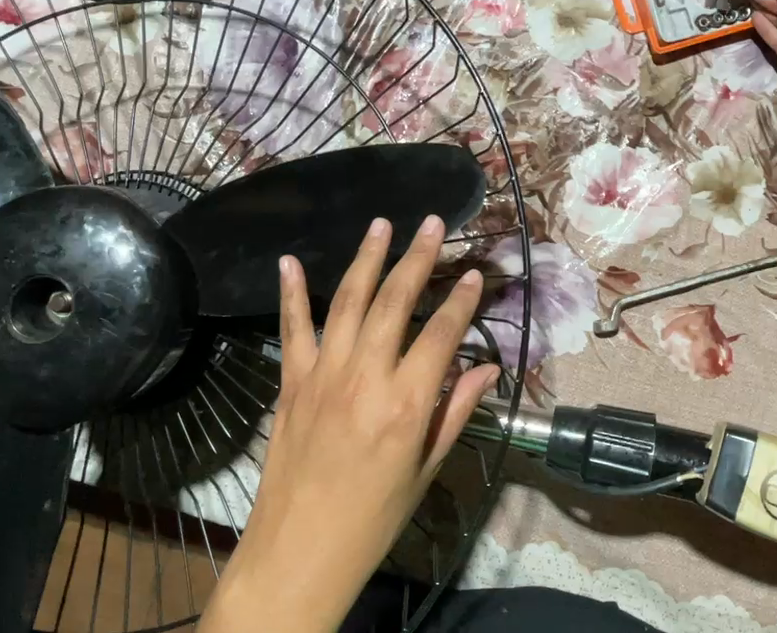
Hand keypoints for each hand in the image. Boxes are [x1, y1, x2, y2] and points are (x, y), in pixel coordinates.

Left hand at [203, 216, 498, 632]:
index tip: (476, 273)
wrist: (298, 553)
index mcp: (405, 404)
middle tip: (431, 224)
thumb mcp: (426, 469)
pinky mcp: (291, 383)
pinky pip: (292, 329)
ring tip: (382, 224)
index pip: (441, 335)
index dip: (462, 301)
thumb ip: (455, 411)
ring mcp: (322, 375)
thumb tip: (489, 369)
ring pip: (346, 302)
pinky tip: (288, 261)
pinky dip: (290, 293)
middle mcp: (364, 378)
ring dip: (366, 259)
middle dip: (416, 258)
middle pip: (394, 303)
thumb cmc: (374, 517)